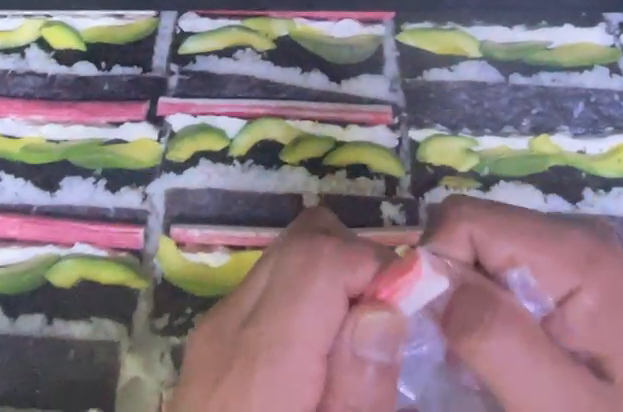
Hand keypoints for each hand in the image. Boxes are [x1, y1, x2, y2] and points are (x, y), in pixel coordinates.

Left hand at [172, 207, 406, 411]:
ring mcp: (215, 326)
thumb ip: (360, 384)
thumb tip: (385, 305)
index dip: (377, 268)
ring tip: (358, 340)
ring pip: (286, 252)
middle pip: (303, 238)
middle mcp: (230, 322)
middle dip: (359, 261)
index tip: (411, 312)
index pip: (321, 255)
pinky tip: (323, 353)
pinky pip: (268, 284)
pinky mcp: (211, 338)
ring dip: (334, 275)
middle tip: (390, 325)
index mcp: (260, 357)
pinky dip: (307, 296)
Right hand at [422, 196, 622, 411]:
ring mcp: (581, 259)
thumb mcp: (565, 410)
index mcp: (575, 252)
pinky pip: (510, 277)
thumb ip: (496, 339)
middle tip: (458, 367)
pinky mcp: (583, 285)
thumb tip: (425, 277)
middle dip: (447, 292)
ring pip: (485, 256)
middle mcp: (576, 236)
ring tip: (484, 374)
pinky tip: (509, 367)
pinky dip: (491, 317)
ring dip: (467, 309)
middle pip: (471, 233)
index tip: (427, 339)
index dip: (431, 271)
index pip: (462, 221)